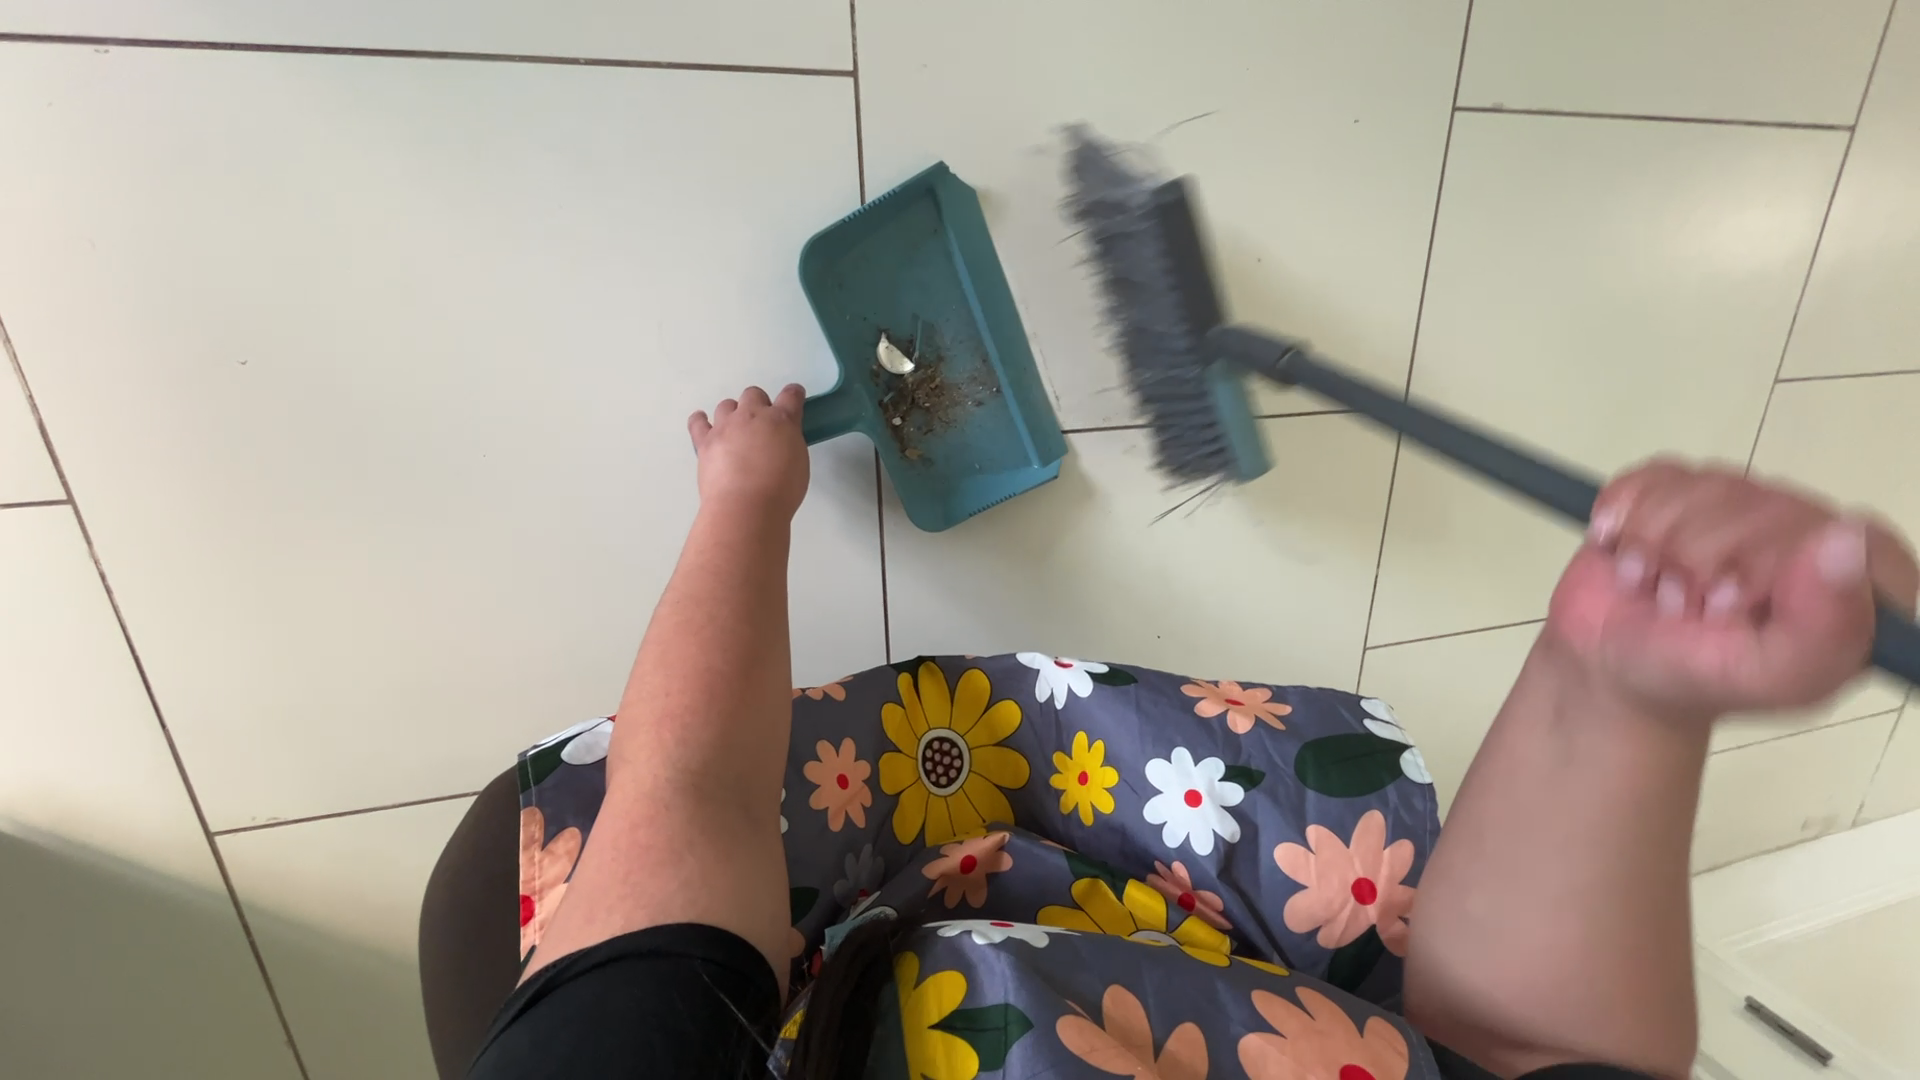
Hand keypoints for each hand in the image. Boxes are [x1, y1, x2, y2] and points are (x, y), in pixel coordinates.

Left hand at [688, 384, 809, 519]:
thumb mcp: (799, 463)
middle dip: (759, 405)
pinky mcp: (705, 441)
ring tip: (736, 432)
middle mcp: (753, 416)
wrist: (747, 507)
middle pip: (753, 394)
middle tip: (762, 426)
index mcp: (782, 420)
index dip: (793, 394)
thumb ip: (789, 444)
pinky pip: (698, 422)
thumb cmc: (782, 490)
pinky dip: (700, 421)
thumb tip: (779, 442)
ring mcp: (726, 426)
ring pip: (727, 405)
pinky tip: (703, 424)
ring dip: (733, 414)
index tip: (794, 396)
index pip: (790, 396)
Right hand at [1544, 459, 1916, 721]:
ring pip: (1697, 485)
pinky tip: (1618, 545)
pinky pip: (1651, 474)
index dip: (1758, 562)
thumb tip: (1841, 535)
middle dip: (1690, 558)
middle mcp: (1805, 532)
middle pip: (1752, 501)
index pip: (1825, 528)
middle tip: (1677, 605)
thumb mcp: (1772, 676)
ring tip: (1647, 583)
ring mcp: (1736, 508)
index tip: (1720, 609)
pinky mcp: (1674, 494)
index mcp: (1858, 576)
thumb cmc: (1688, 678)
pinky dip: (1620, 511)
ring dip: (1650, 542)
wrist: (1603, 666)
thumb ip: (1825, 623)